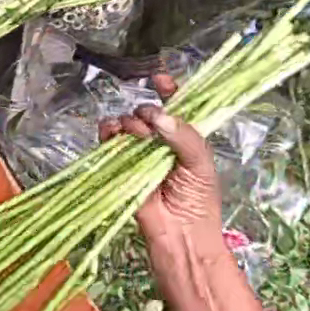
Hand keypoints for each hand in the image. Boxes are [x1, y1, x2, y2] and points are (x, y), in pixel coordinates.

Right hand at [98, 73, 223, 249]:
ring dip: (130, 122)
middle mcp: (160, 141)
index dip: (168, 90)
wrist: (180, 232)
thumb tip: (157, 117)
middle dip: (147, 111)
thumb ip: (185, 136)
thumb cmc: (198, 200)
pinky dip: (108, 131)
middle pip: (147, 112)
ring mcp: (138, 152)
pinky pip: (108, 140)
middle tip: (151, 126)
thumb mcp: (201, 163)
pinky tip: (114, 132)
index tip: (159, 79)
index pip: (176, 106)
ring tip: (137, 135)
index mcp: (184, 137)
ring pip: (126, 123)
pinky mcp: (118, 164)